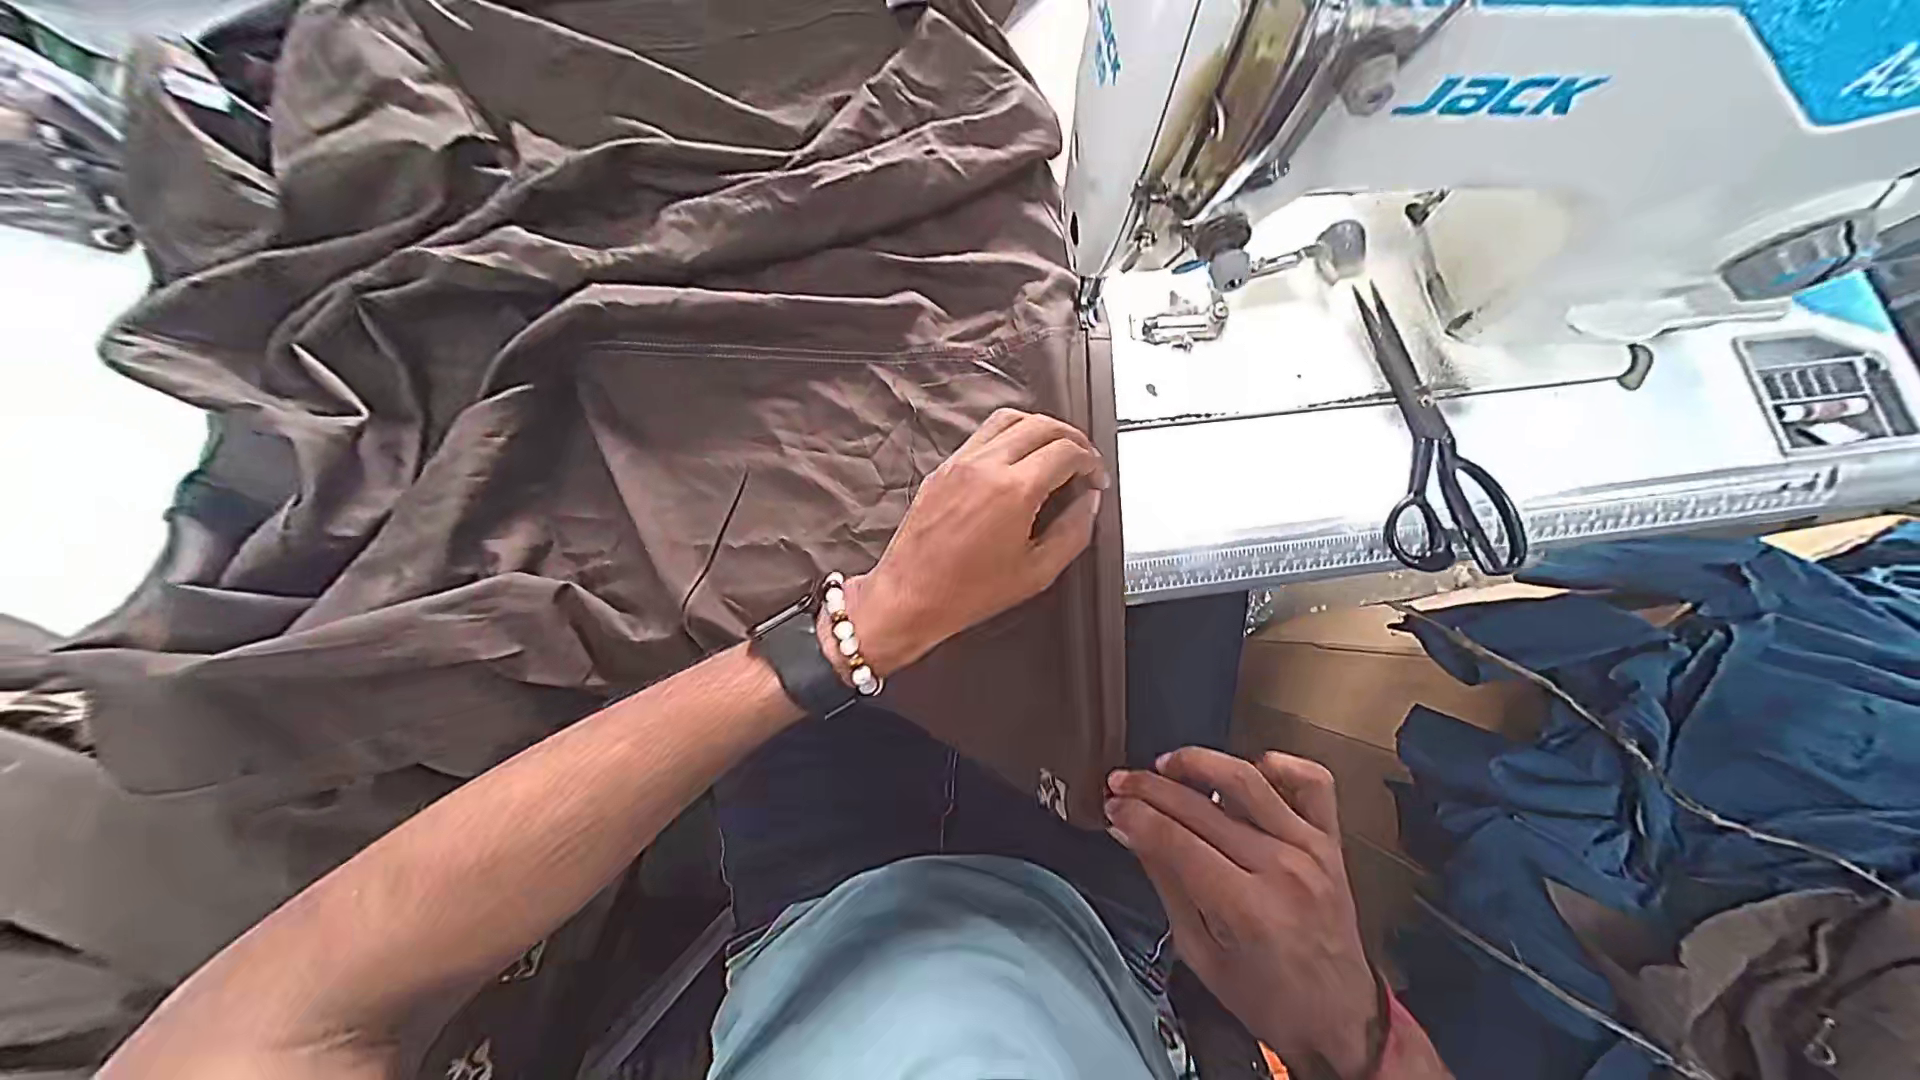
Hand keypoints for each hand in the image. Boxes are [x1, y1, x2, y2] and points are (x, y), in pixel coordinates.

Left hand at [838, 408, 1107, 675]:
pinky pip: (982, 434)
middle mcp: (986, 466)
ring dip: (1040, 428)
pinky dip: (1009, 435)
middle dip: (1073, 438)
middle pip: (1042, 425)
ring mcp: (960, 462)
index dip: (1091, 461)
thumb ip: (1074, 531)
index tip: (1096, 478)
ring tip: (1053, 451)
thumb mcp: (1037, 572)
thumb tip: (1089, 502)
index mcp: (1014, 490)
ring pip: (1010, 419)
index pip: (1066, 451)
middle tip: (1084, 460)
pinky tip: (1017, 459)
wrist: (910, 595)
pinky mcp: (943, 468)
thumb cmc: (967, 591)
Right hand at [1106, 748, 1380, 1077]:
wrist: (1341, 1020)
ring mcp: (1311, 850)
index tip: (1112, 805)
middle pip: (1199, 806)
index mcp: (1248, 910)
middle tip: (1121, 783)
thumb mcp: (1200, 952)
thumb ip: (1164, 881)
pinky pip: (1310, 781)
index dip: (1134, 815)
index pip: (1174, 839)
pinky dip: (1277, 765)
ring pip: (1246, 778)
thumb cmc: (1269, 999)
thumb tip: (1129, 829)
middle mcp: (1283, 871)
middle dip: (1148, 788)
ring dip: (1198, 762)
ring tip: (1168, 764)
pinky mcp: (1330, 840)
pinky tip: (1247, 770)